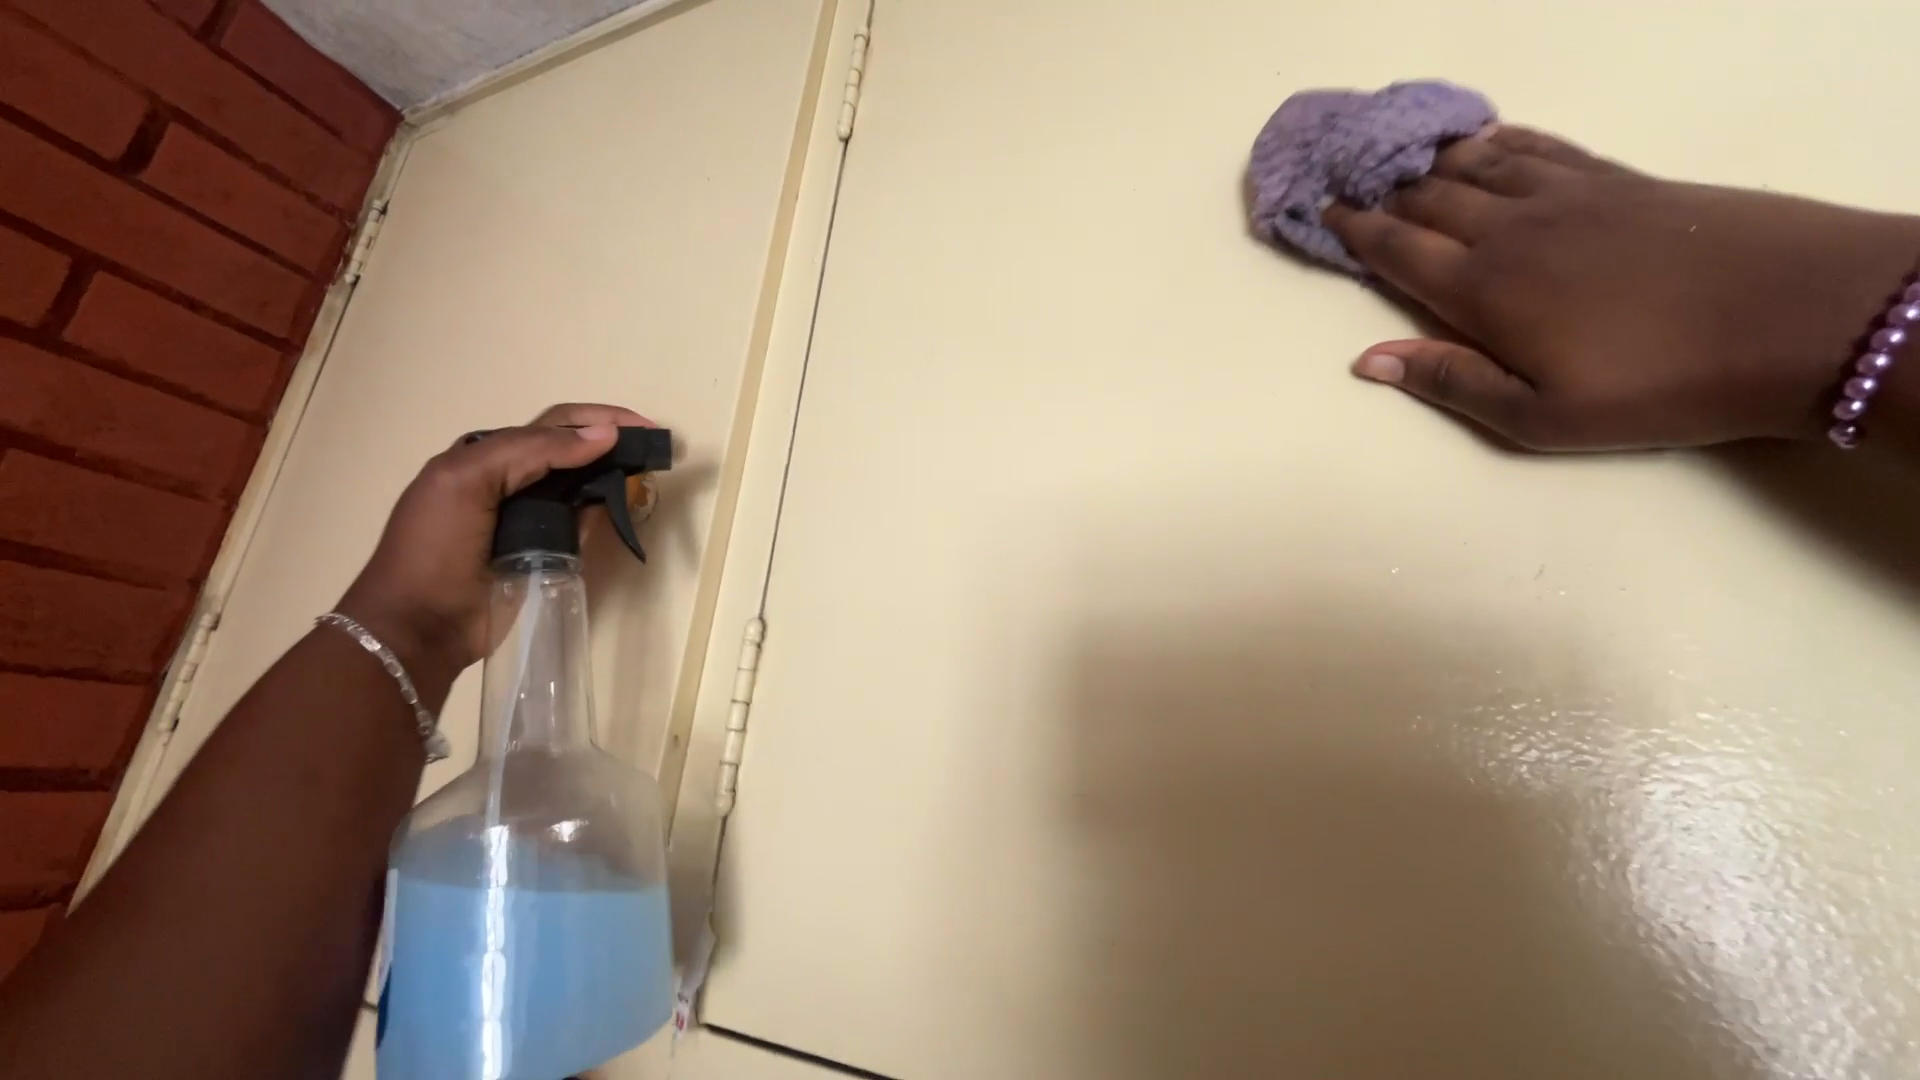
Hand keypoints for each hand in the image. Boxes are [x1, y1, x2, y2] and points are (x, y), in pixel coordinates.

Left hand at [334, 403, 653, 684]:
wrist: (420, 625)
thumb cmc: (435, 546)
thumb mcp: (467, 480)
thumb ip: (530, 451)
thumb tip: (605, 436)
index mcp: (487, 454)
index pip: (553, 424)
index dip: (599, 419)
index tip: (643, 427)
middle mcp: (514, 479)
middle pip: (574, 449)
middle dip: (614, 441)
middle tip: (656, 448)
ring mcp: (534, 516)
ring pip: (584, 484)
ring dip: (616, 473)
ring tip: (649, 473)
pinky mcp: (550, 549)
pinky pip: (585, 521)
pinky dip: (606, 509)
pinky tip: (625, 506)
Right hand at [1325, 128, 1919, 449]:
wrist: (1810, 316)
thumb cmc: (1658, 384)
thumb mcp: (1540, 415)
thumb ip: (1449, 381)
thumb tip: (1366, 360)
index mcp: (1485, 289)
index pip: (1398, 250)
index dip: (1355, 231)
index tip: (1323, 212)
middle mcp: (1514, 231)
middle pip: (1430, 200)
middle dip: (1382, 193)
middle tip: (1349, 184)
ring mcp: (1571, 197)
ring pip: (1478, 167)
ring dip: (1432, 164)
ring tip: (1401, 162)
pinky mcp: (1622, 180)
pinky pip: (1542, 148)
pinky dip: (1501, 142)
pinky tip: (1483, 140)